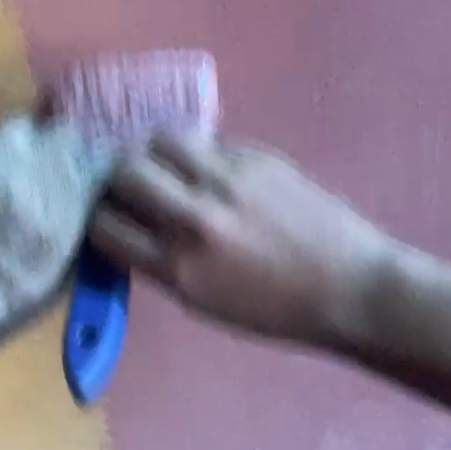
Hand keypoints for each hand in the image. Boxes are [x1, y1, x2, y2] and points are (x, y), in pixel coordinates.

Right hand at [90, 135, 398, 345]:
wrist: (353, 289)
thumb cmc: (275, 309)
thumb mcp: (203, 301)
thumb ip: (159, 262)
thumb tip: (126, 224)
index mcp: (178, 268)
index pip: (105, 226)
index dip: (97, 216)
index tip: (105, 213)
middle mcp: (195, 220)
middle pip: (124, 172)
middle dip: (117, 176)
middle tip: (130, 182)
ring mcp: (227, 183)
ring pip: (161, 140)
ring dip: (155, 152)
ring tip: (169, 165)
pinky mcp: (257, 158)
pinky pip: (208, 141)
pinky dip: (200, 153)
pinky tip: (213, 169)